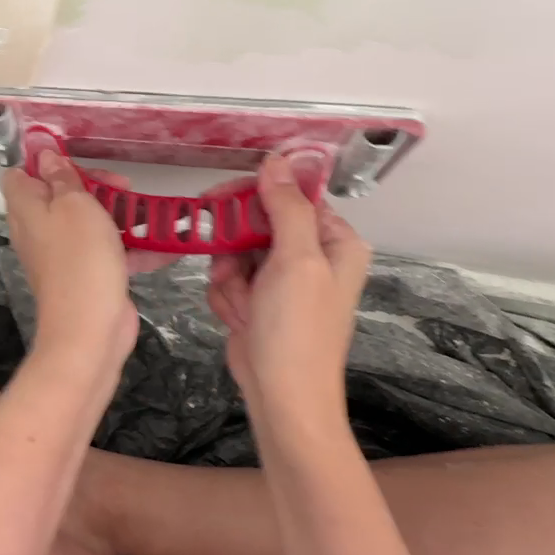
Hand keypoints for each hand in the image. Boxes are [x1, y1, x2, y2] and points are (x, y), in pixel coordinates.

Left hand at [2, 149, 139, 369]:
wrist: (89, 327)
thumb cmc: (80, 257)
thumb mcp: (74, 204)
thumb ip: (61, 178)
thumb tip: (43, 155)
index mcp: (26, 207)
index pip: (20, 175)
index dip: (44, 163)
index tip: (76, 161)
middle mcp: (37, 228)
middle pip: (59, 195)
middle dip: (94, 186)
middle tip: (123, 186)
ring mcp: (61, 253)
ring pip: (87, 222)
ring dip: (118, 215)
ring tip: (148, 214)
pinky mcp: (85, 274)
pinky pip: (105, 252)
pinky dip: (130, 248)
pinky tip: (163, 245)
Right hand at [206, 152, 371, 415]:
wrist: (282, 394)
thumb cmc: (297, 329)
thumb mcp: (296, 261)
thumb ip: (286, 208)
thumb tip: (277, 160)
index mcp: (335, 242)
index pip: (290, 196)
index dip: (252, 195)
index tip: (218, 200)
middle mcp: (312, 256)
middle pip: (256, 222)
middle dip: (235, 249)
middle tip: (228, 265)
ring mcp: (282, 280)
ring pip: (234, 251)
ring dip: (230, 278)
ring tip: (244, 306)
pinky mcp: (258, 299)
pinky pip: (228, 279)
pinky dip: (227, 297)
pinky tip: (239, 318)